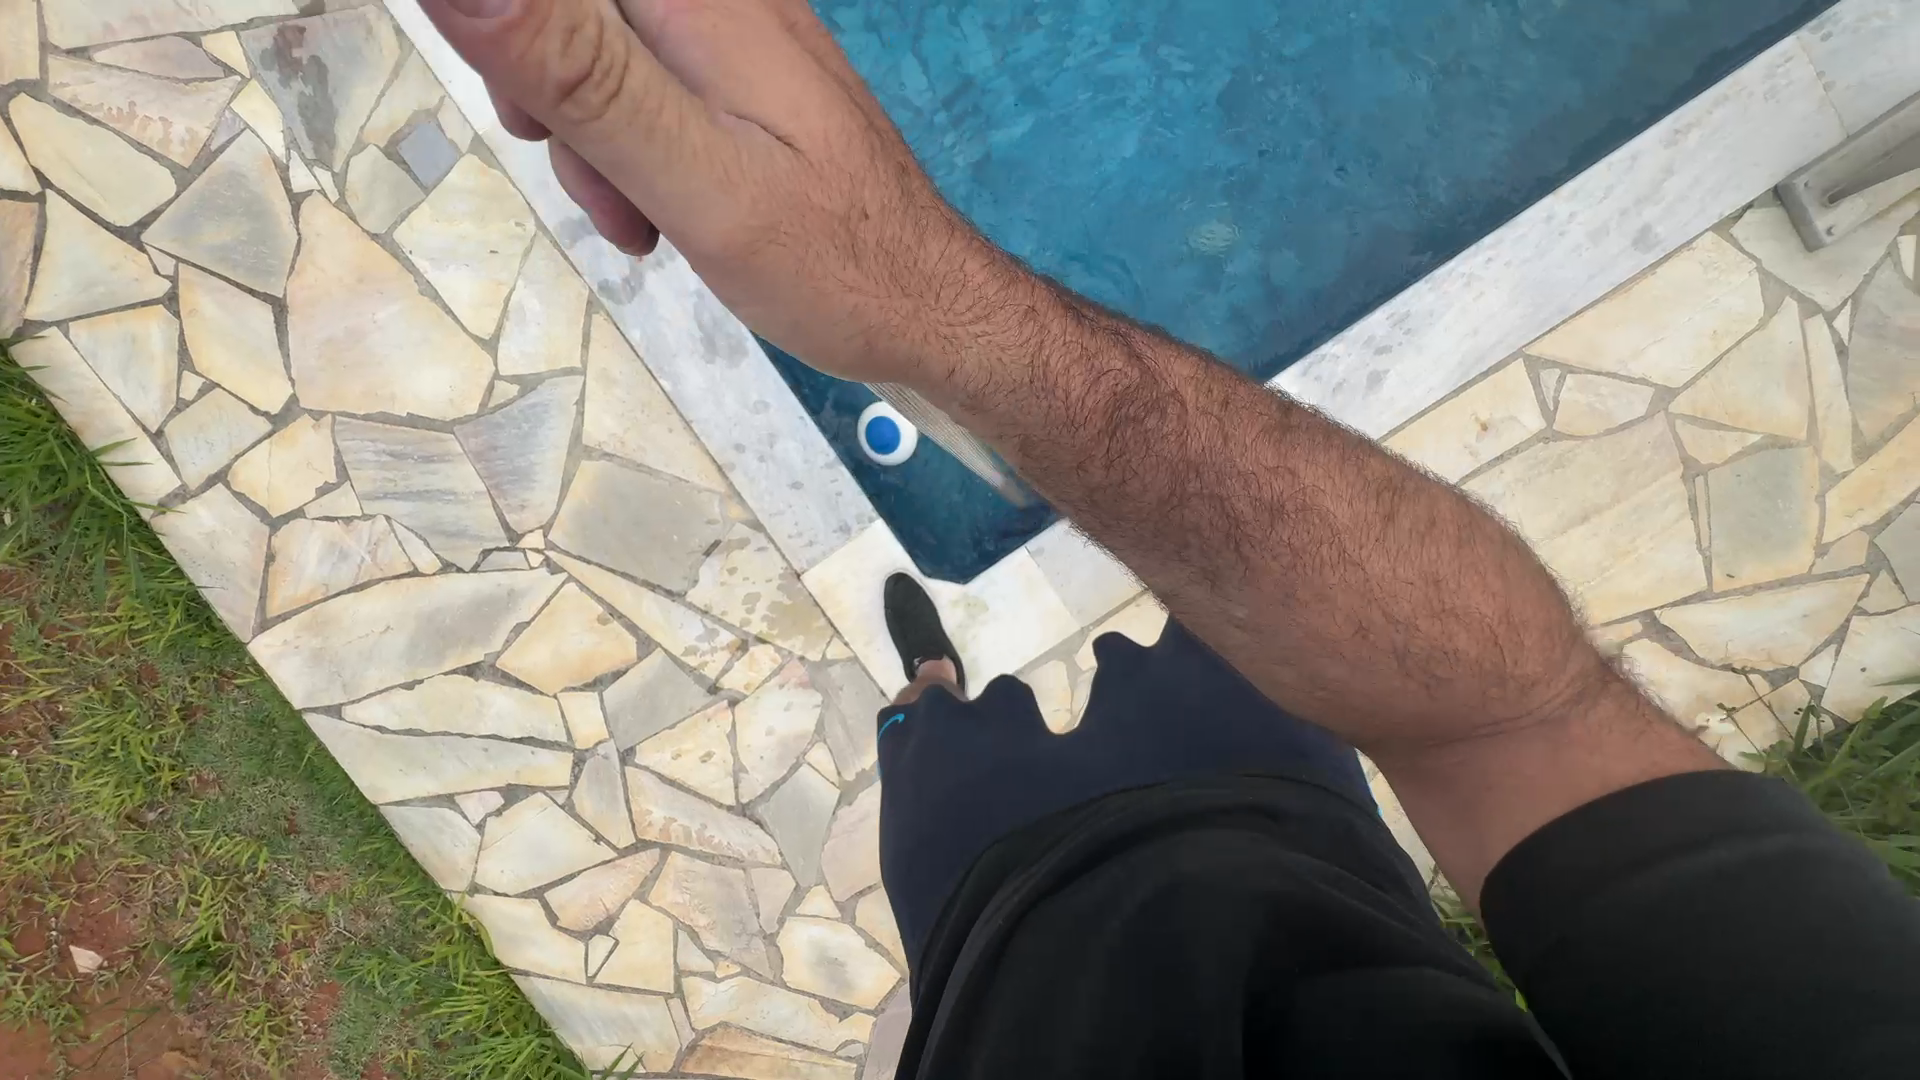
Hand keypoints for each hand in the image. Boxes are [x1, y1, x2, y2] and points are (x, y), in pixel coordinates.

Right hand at [419, 0, 1005, 385]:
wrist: (930, 311)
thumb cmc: (831, 267)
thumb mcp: (699, 182)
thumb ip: (585, 76)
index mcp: (706, 5)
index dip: (523, 46)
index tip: (535, 122)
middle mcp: (727, 3)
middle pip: (581, 20)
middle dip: (559, 100)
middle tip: (609, 198)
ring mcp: (749, 47)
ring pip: (613, 58)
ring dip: (603, 142)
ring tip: (652, 228)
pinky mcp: (759, 94)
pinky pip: (663, 96)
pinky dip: (648, 154)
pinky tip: (674, 216)